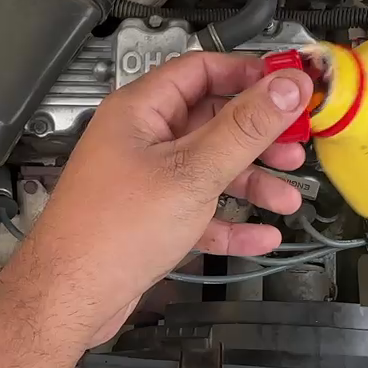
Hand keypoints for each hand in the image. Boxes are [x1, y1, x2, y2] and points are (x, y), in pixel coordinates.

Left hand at [5, 52, 312, 340]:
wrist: (71, 297)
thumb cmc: (112, 232)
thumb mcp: (193, 172)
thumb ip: (244, 128)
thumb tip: (285, 87)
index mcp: (141, 111)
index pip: (202, 71)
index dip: (249, 75)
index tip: (290, 87)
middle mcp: (142, 141)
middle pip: (212, 122)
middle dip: (258, 137)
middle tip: (296, 145)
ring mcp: (146, 181)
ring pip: (210, 170)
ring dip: (251, 183)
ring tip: (287, 197)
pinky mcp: (151, 219)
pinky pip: (200, 211)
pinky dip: (230, 222)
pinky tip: (261, 235)